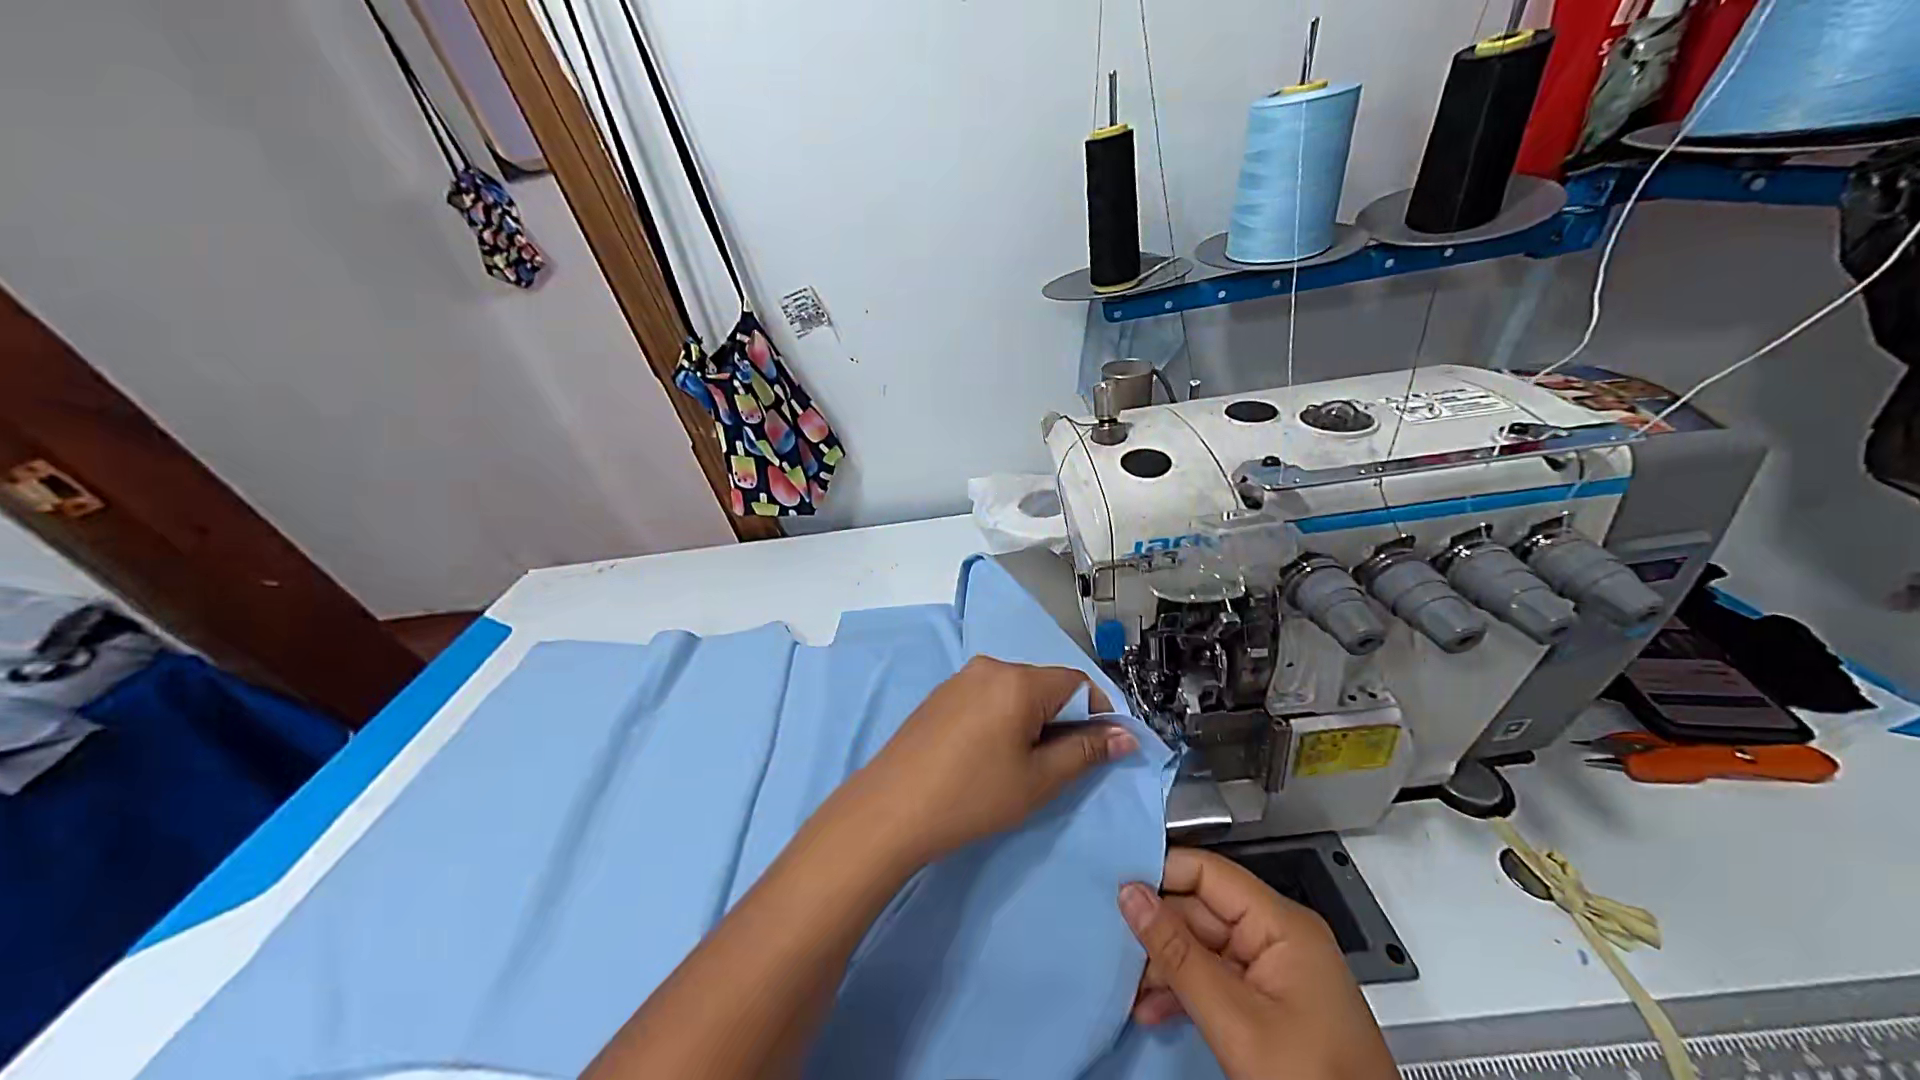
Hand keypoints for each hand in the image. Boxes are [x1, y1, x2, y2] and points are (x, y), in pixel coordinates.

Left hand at [839, 656, 1136, 866]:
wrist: (891, 809)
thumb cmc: (972, 796)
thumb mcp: (1039, 779)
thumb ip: (1085, 752)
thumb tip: (1124, 736)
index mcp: (1017, 681)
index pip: (1077, 683)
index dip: (1096, 714)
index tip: (1095, 751)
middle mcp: (989, 668)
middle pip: (1045, 685)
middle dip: (1061, 719)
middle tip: (1053, 766)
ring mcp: (959, 679)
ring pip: (1015, 692)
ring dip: (1030, 721)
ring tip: (1018, 766)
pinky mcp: (940, 695)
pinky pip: (987, 697)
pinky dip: (1001, 719)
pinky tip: (986, 756)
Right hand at [1119, 848, 1395, 1079]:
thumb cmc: (1310, 1079)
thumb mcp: (1234, 1017)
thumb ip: (1177, 953)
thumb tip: (1130, 894)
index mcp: (1282, 923)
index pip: (1208, 872)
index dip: (1161, 874)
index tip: (1115, 889)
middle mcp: (1277, 935)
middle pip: (1200, 909)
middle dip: (1157, 932)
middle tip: (1115, 950)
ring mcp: (1272, 969)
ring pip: (1200, 945)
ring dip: (1163, 966)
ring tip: (1129, 990)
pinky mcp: (1266, 1001)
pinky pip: (1213, 976)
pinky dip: (1181, 990)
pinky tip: (1152, 1008)